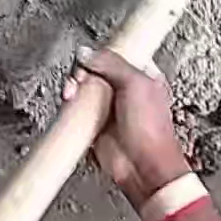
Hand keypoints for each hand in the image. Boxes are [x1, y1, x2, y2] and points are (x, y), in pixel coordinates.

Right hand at [64, 47, 192, 204]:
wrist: (143, 167)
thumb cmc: (151, 128)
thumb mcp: (135, 83)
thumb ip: (111, 63)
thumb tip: (85, 52)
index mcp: (141, 75)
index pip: (115, 54)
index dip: (101, 54)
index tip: (91, 57)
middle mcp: (124, 89)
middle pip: (95, 69)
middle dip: (83, 70)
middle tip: (81, 77)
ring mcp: (108, 106)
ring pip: (83, 87)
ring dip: (74, 85)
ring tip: (72, 91)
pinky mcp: (95, 123)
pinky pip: (77, 107)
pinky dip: (70, 103)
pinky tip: (69, 101)